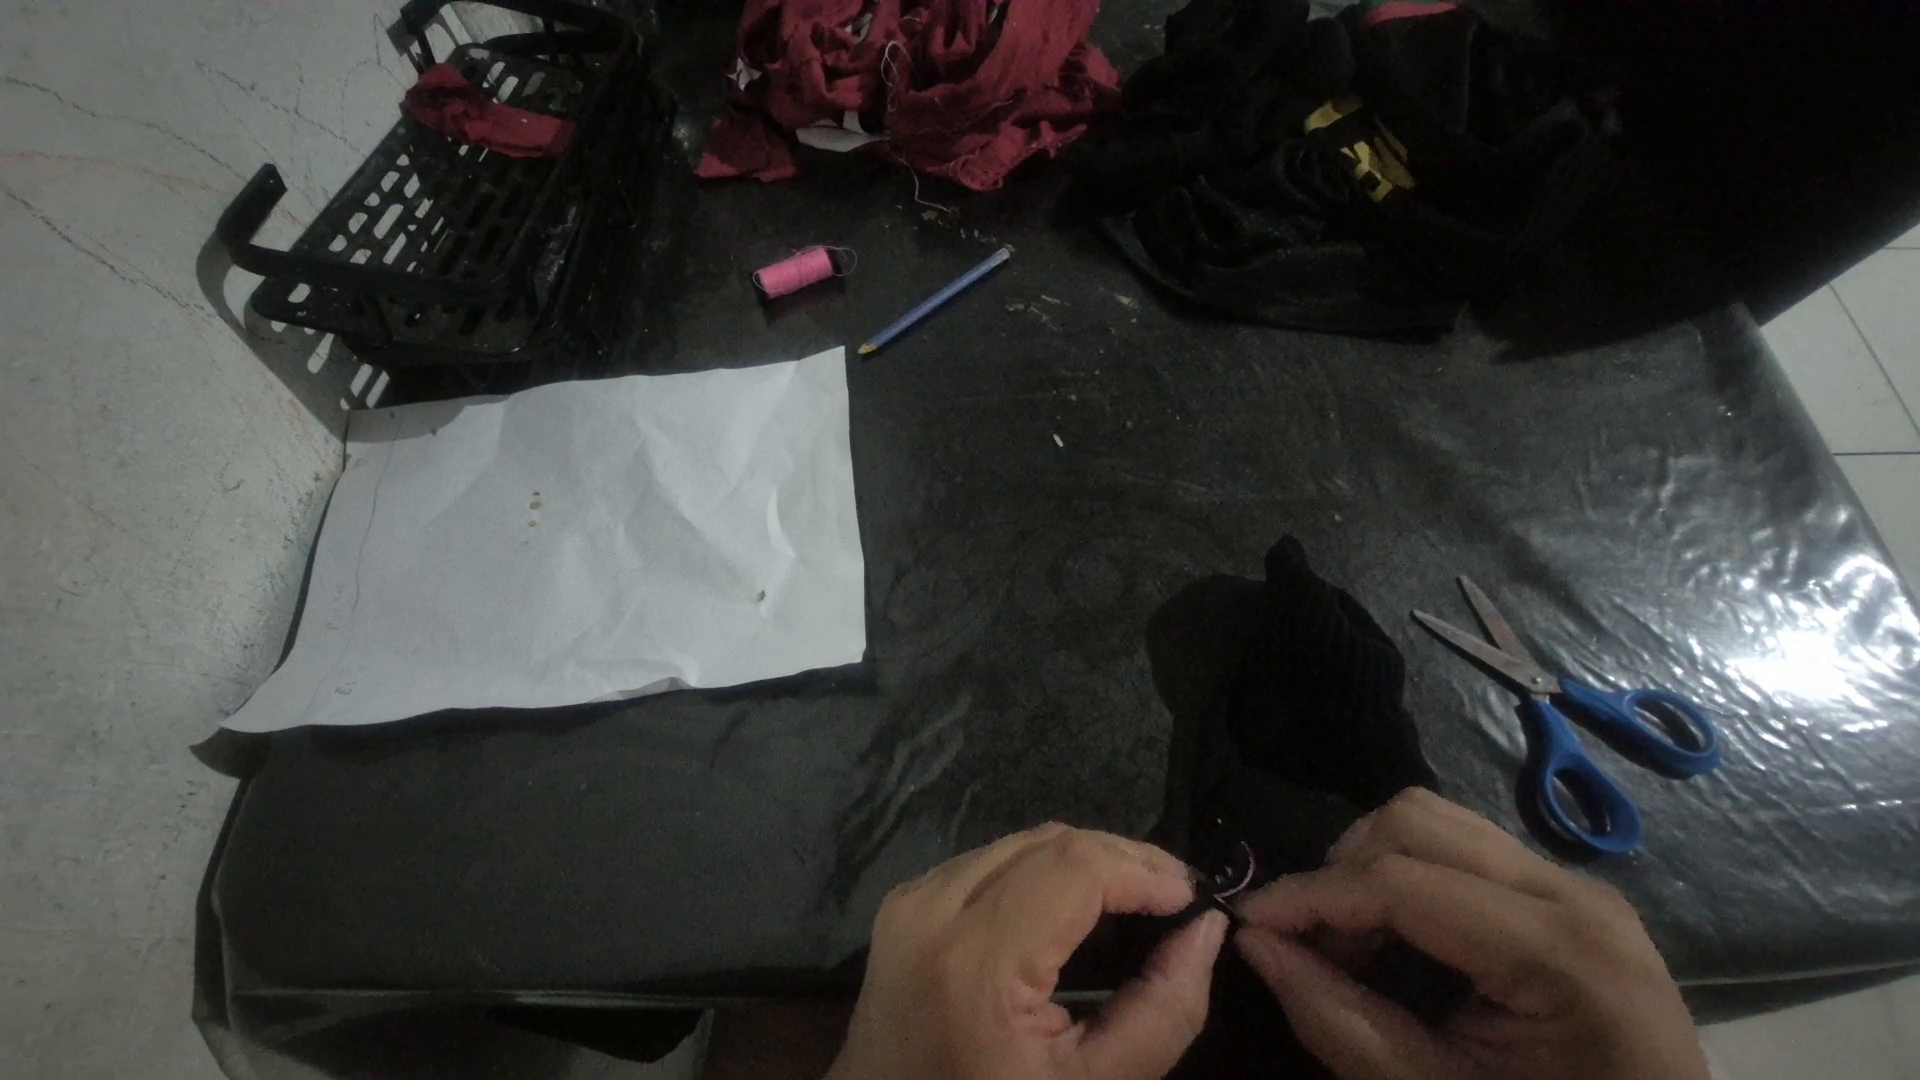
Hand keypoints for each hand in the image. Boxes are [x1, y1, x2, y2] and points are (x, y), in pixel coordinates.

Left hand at [827, 824, 1229, 1079]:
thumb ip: (1161, 1012)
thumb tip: (1205, 931)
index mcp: (974, 961)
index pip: (1074, 867)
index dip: (1142, 870)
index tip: (1194, 897)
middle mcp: (934, 906)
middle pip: (1049, 842)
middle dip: (1122, 859)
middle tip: (1176, 895)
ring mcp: (913, 897)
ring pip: (1021, 842)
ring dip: (1085, 860)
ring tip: (1137, 896)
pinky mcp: (907, 899)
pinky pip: (989, 860)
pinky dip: (1042, 870)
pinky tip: (1075, 904)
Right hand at [1235, 789, 1708, 1079]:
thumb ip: (1338, 1020)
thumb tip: (1251, 943)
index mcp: (1563, 953)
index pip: (1400, 883)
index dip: (1309, 897)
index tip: (1247, 922)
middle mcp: (1572, 892)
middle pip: (1412, 822)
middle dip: (1339, 873)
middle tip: (1311, 943)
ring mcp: (1571, 884)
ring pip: (1429, 817)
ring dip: (1367, 862)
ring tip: (1352, 937)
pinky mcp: (1559, 889)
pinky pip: (1454, 841)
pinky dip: (1400, 868)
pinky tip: (1394, 931)